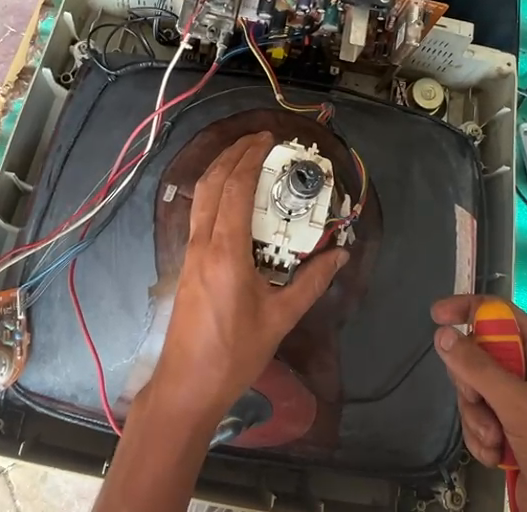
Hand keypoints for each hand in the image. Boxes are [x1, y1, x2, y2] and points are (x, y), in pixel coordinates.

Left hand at [148, 131, 348, 422]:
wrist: (187, 386)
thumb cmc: (234, 354)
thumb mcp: (280, 318)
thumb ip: (311, 283)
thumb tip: (340, 255)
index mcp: (226, 251)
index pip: (235, 190)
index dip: (250, 159)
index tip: (269, 140)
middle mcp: (203, 243)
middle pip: (213, 184)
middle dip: (234, 154)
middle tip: (260, 140)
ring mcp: (190, 252)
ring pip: (200, 196)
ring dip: (220, 169)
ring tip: (245, 156)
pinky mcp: (186, 263)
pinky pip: (198, 213)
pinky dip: (213, 191)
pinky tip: (229, 196)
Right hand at [432, 296, 526, 511]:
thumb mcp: (519, 406)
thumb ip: (478, 368)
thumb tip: (443, 334)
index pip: (500, 314)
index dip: (468, 310)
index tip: (436, 317)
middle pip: (480, 355)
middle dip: (471, 382)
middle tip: (478, 400)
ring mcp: (522, 405)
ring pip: (475, 390)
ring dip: (476, 417)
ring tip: (494, 439)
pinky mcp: (512, 432)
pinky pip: (479, 419)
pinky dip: (480, 438)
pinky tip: (496, 456)